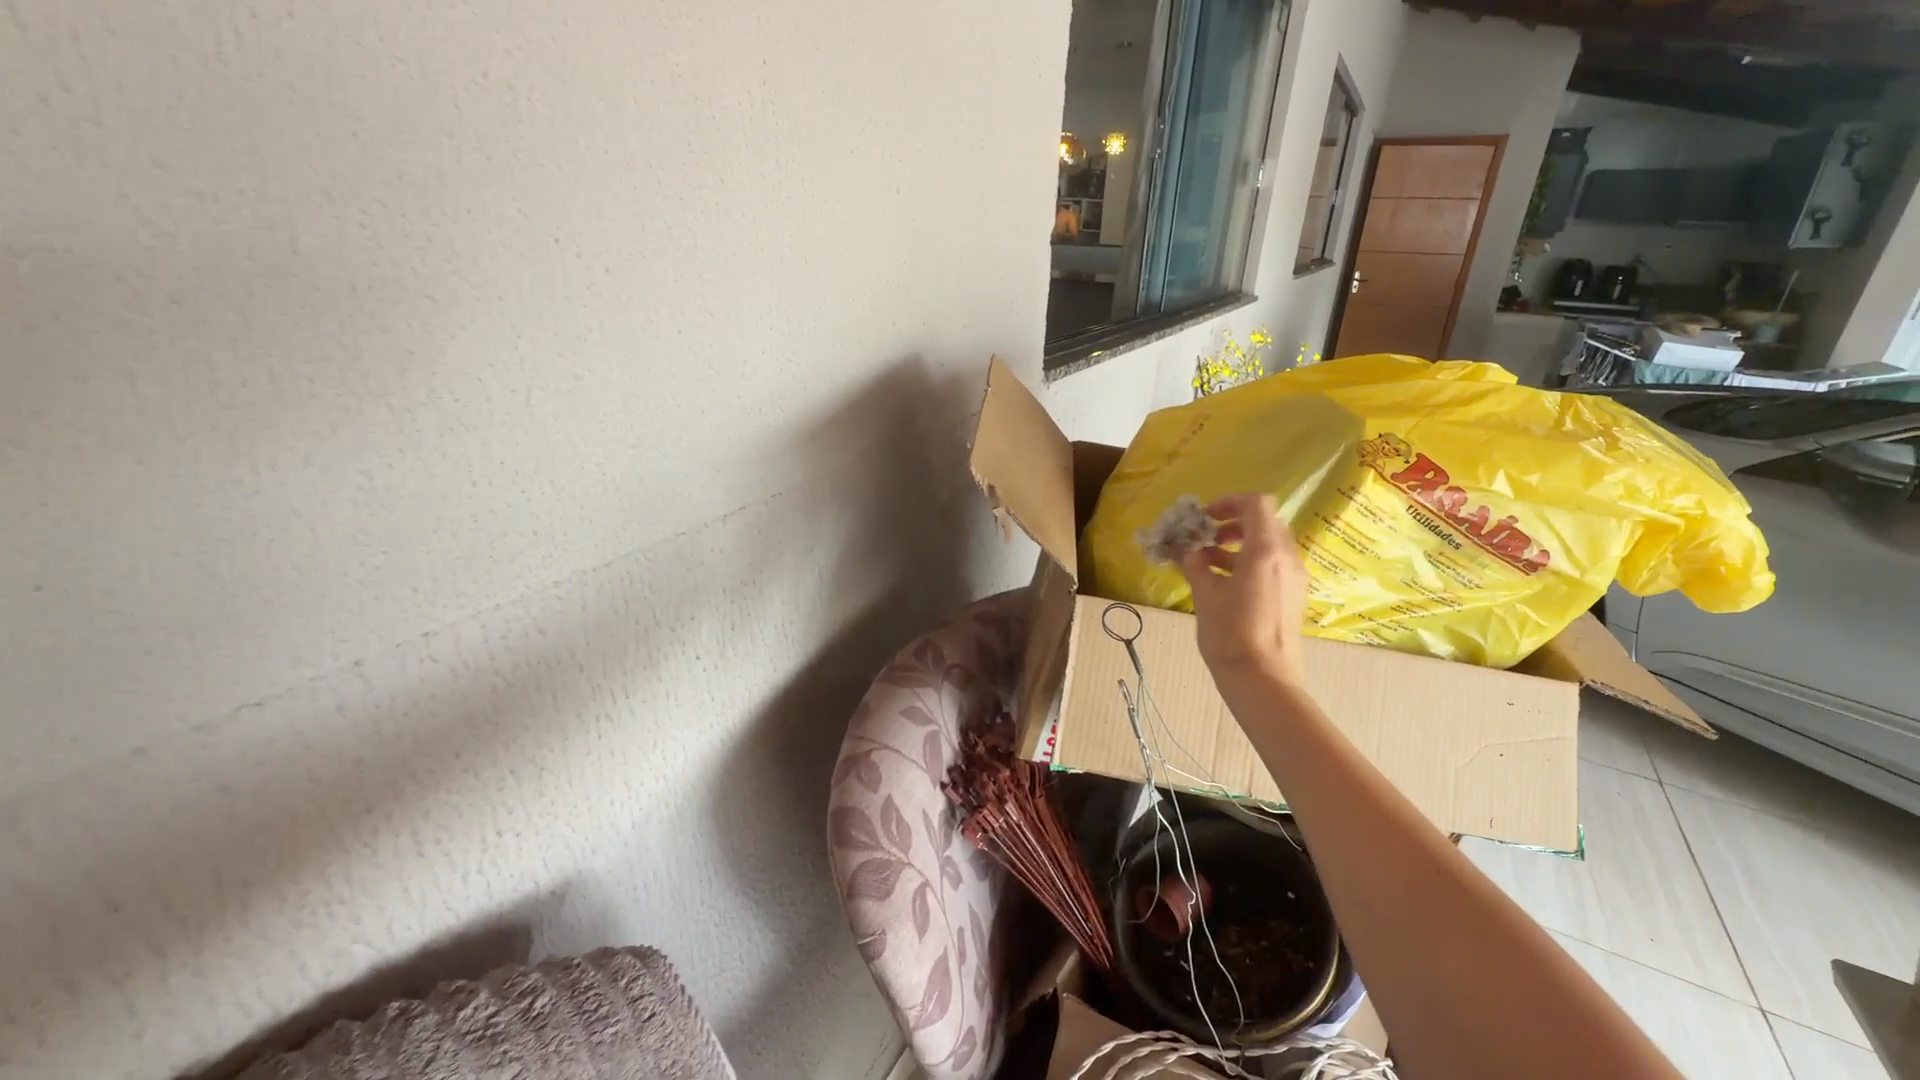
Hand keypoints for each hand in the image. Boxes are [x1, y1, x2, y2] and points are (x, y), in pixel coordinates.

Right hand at [1178, 494, 1308, 686]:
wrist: (1263, 681)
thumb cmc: (1230, 635)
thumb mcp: (1205, 595)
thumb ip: (1196, 565)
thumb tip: (1187, 550)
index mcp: (1266, 550)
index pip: (1256, 504)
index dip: (1229, 502)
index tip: (1204, 518)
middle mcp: (1287, 558)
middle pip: (1264, 522)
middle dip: (1232, 524)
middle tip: (1205, 537)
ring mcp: (1294, 578)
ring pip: (1269, 545)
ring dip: (1238, 545)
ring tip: (1206, 561)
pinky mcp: (1293, 596)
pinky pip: (1273, 565)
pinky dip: (1249, 563)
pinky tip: (1223, 582)